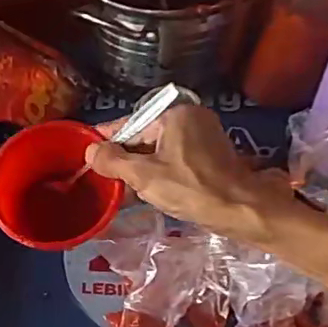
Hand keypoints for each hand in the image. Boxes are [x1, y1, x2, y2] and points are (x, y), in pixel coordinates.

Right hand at [85, 103, 305, 243]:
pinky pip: (173, 158)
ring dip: (139, 167)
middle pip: (144, 136)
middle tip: (101, 175)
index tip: (86, 151)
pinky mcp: (210, 155)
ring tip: (118, 186)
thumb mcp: (143, 176)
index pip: (129, 124)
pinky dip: (157, 171)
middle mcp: (191, 118)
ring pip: (158, 149)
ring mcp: (204, 136)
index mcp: (175, 115)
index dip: (105, 140)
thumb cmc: (190, 189)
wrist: (241, 211)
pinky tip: (143, 190)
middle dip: (123, 157)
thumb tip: (90, 150)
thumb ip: (112, 161)